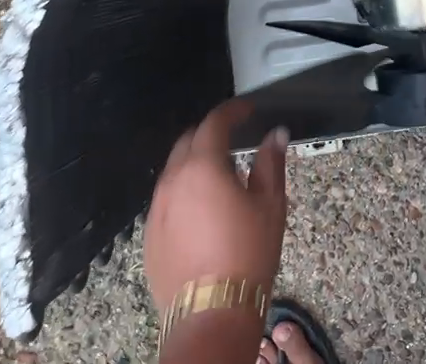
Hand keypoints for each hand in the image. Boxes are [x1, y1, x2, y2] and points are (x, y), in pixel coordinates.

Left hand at [143, 100, 289, 310]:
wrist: (212, 315)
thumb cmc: (248, 252)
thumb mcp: (270, 205)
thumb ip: (271, 163)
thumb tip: (276, 134)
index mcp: (202, 166)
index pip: (215, 122)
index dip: (233, 111)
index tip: (248, 110)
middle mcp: (172, 181)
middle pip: (188, 141)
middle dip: (211, 134)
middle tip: (235, 140)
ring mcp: (156, 209)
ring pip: (174, 171)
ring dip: (195, 163)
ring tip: (221, 177)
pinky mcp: (149, 236)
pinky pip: (166, 200)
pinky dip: (184, 191)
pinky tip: (203, 211)